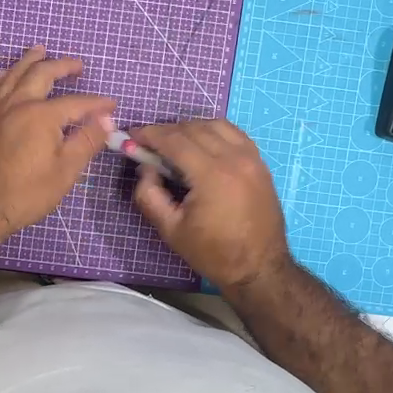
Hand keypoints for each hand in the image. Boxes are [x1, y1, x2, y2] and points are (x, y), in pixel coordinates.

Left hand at [0, 47, 115, 241]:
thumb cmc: (26, 193)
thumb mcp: (65, 171)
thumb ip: (87, 140)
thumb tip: (106, 119)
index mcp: (41, 115)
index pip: (77, 103)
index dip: (97, 104)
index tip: (112, 105)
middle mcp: (17, 104)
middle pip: (41, 74)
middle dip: (62, 66)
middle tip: (78, 65)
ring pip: (13, 75)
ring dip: (29, 60)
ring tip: (40, 50)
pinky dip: (5, 76)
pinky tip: (8, 76)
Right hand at [130, 119, 291, 291]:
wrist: (259, 268)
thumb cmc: (213, 252)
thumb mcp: (170, 229)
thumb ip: (149, 194)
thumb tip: (145, 167)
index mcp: (211, 175)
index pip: (174, 140)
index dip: (150, 134)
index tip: (132, 136)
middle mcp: (234, 158)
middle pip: (193, 128)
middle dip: (166, 131)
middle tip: (148, 144)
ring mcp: (251, 158)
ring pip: (215, 125)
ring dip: (190, 128)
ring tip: (174, 144)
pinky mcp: (260, 163)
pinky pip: (234, 134)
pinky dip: (213, 132)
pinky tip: (202, 146)